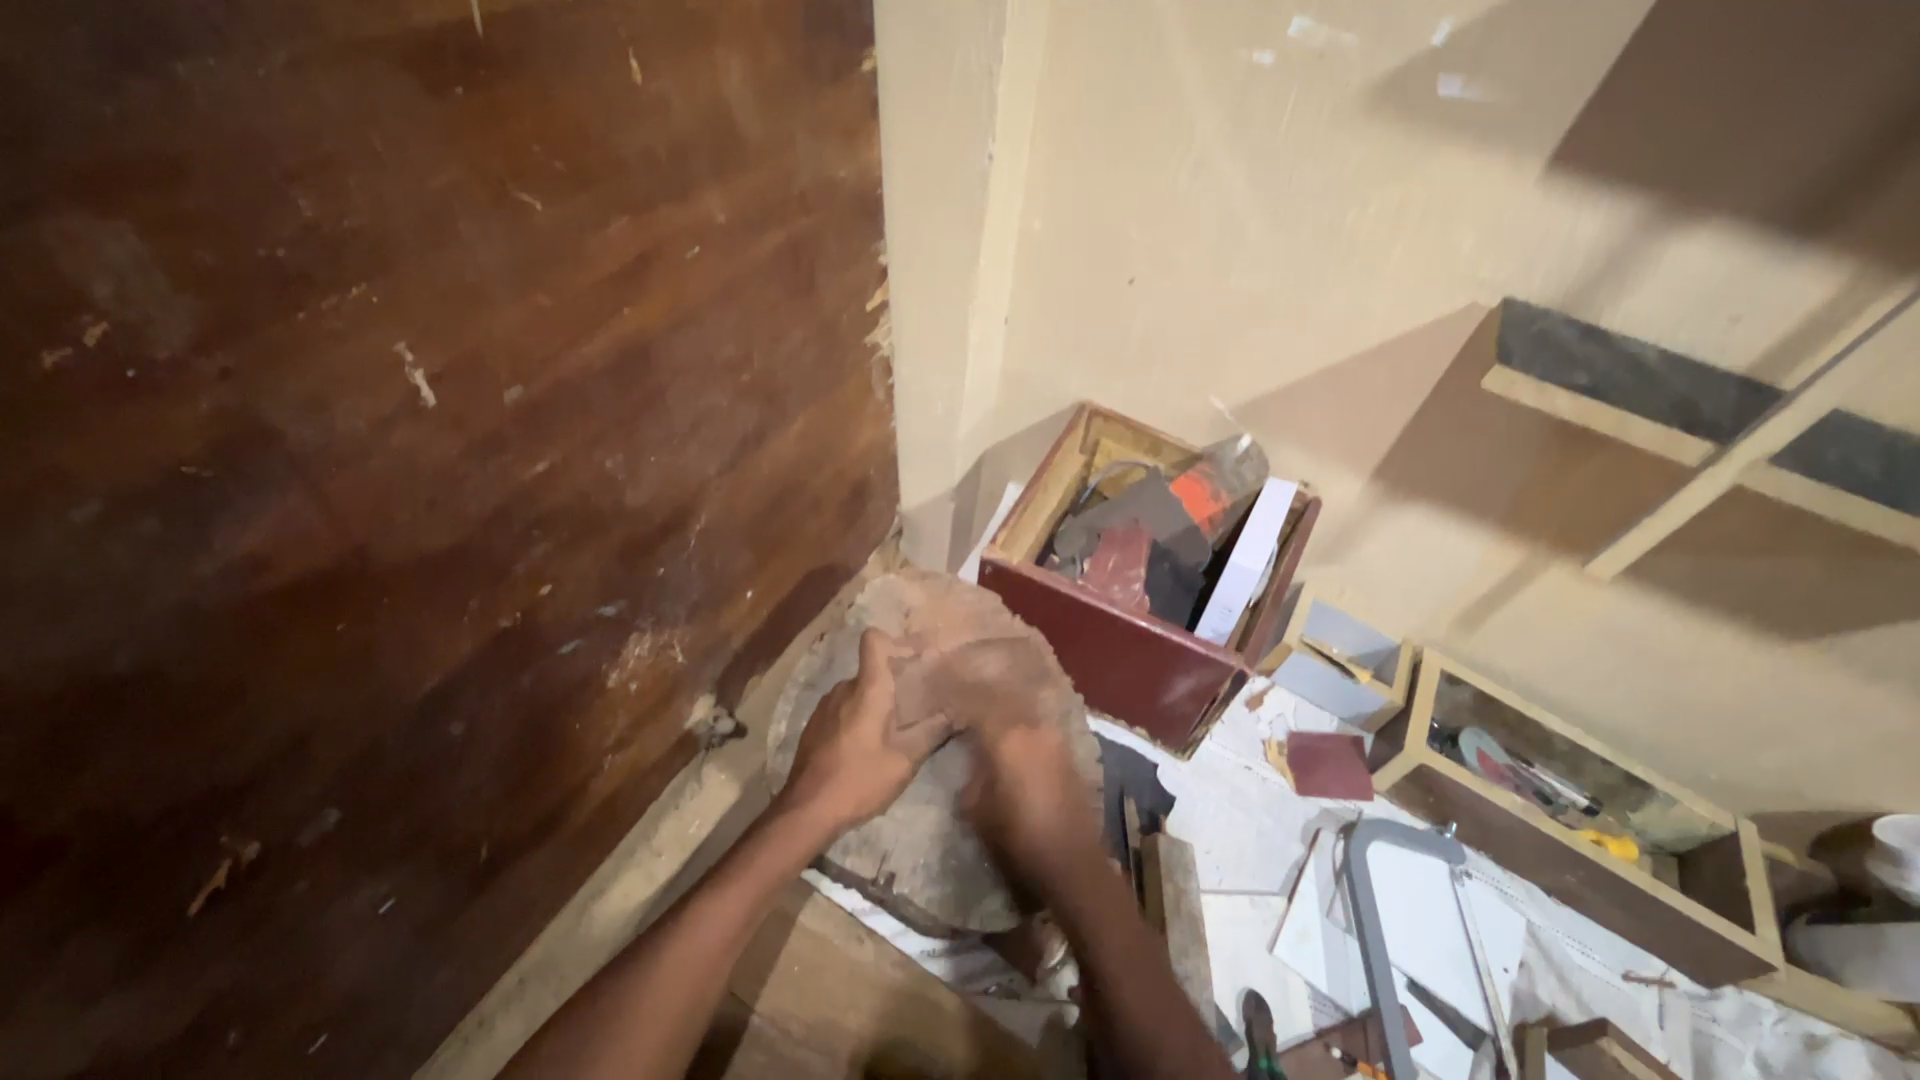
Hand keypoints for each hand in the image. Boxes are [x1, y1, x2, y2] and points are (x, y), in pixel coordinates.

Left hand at [776, 629, 950, 835]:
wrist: (807, 810)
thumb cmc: (859, 780)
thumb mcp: (904, 762)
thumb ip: (931, 733)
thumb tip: (955, 714)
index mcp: (867, 689)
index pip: (874, 640)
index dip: (895, 642)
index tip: (917, 659)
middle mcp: (843, 689)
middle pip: (872, 669)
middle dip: (896, 681)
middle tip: (921, 701)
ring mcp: (825, 706)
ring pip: (858, 691)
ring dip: (877, 702)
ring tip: (898, 726)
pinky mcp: (815, 725)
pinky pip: (843, 708)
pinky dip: (859, 716)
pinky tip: (870, 744)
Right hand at [963, 709, 1103, 894]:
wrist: (1071, 862)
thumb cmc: (1016, 837)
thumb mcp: (977, 808)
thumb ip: (973, 772)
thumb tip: (976, 757)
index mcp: (1007, 736)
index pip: (977, 702)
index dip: (958, 696)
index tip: (942, 694)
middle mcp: (1034, 728)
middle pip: (1005, 699)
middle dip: (983, 697)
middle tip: (963, 698)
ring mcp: (1056, 739)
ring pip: (1025, 711)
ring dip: (1006, 709)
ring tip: (987, 714)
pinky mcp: (1069, 754)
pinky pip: (1039, 728)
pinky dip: (1023, 726)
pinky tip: (1013, 736)